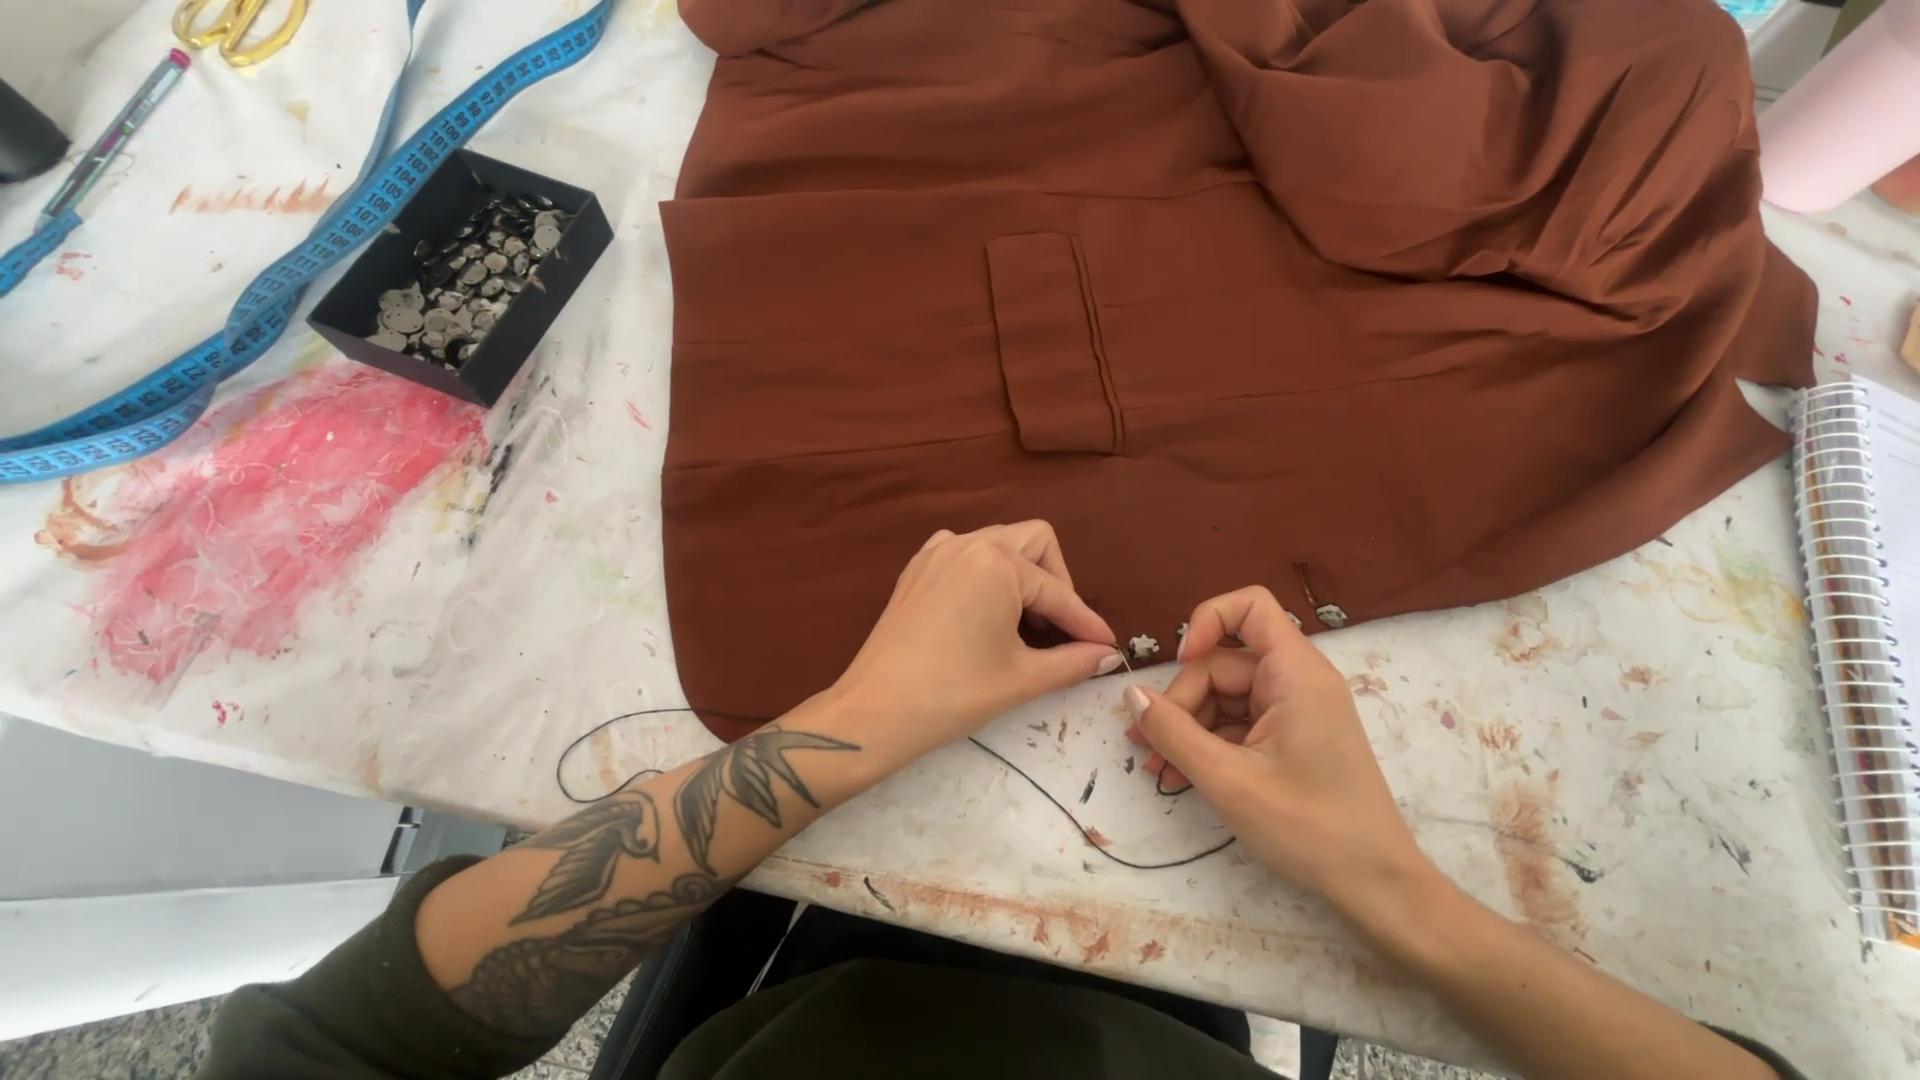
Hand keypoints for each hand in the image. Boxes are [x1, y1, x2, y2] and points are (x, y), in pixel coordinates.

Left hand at [826, 522, 1119, 766]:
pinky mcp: (916, 569)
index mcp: (997, 562)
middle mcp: (968, 542)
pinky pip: (965, 552)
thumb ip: (1074, 661)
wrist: (875, 711)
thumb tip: (1109, 655)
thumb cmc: (954, 694)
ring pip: (999, 543)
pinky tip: (985, 609)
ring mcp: (936, 551)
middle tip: (1061, 629)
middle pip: (1035, 543)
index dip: (1086, 624)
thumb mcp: (1022, 678)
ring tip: (1026, 621)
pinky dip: (985, 572)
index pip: (1058, 592)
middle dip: (1058, 583)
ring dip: (1022, 574)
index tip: (1108, 646)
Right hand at [1123, 586, 1437, 913]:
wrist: (1375, 886)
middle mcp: (1297, 681)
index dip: (1206, 621)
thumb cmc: (1310, 828)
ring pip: (1224, 695)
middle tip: (1149, 747)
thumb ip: (1173, 732)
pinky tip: (1179, 775)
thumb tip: (1131, 695)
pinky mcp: (1289, 737)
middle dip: (1181, 701)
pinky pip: (1237, 722)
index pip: (1249, 607)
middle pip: (1222, 662)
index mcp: (1296, 673)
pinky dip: (1206, 743)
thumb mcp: (1228, 780)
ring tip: (1158, 769)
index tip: (1179, 663)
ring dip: (1187, 727)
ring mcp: (1294, 710)